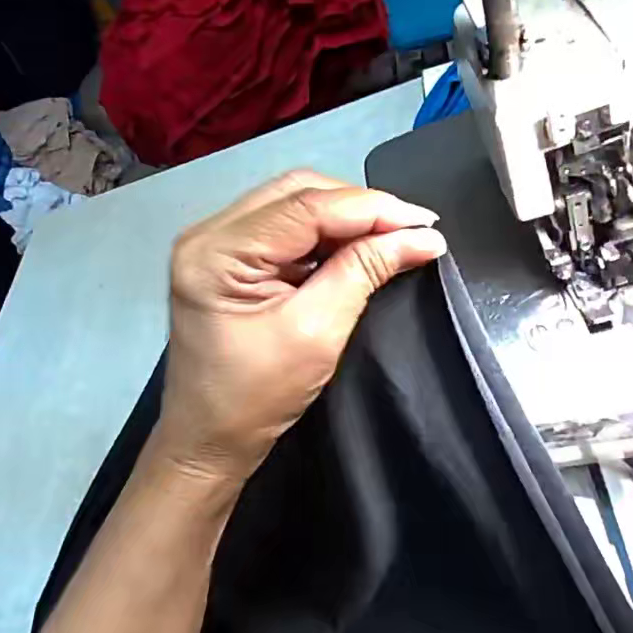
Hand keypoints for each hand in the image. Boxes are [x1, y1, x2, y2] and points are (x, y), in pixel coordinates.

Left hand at [155, 170, 446, 485]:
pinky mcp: (227, 254)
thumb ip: (364, 271)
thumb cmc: (254, 399)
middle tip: (410, 230)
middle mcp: (208, 232)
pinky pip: (284, 225)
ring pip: (294, 202)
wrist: (207, 440)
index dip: (372, 207)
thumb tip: (421, 237)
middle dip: (359, 206)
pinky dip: (324, 232)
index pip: (306, 205)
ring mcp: (214, 241)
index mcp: (216, 251)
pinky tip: (356, 245)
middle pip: (297, 192)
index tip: (425, 222)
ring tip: (391, 236)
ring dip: (345, 216)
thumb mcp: (317, 333)